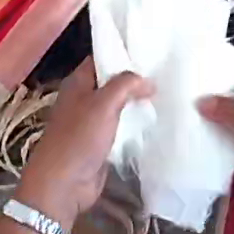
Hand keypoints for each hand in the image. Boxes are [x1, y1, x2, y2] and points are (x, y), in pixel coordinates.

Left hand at [16, 61, 154, 223]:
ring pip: (120, 106)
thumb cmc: (79, 139)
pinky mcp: (102, 143)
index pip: (101, 58)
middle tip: (167, 72)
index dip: (123, 52)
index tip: (151, 50)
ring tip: (169, 94)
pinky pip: (123, 128)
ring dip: (139, 103)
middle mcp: (85, 99)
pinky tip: (157, 120)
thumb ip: (125, 85)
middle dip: (136, 79)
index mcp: (78, 83)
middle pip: (113, 83)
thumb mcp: (103, 104)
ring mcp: (93, 122)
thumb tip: (148, 80)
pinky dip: (137, 125)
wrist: (64, 184)